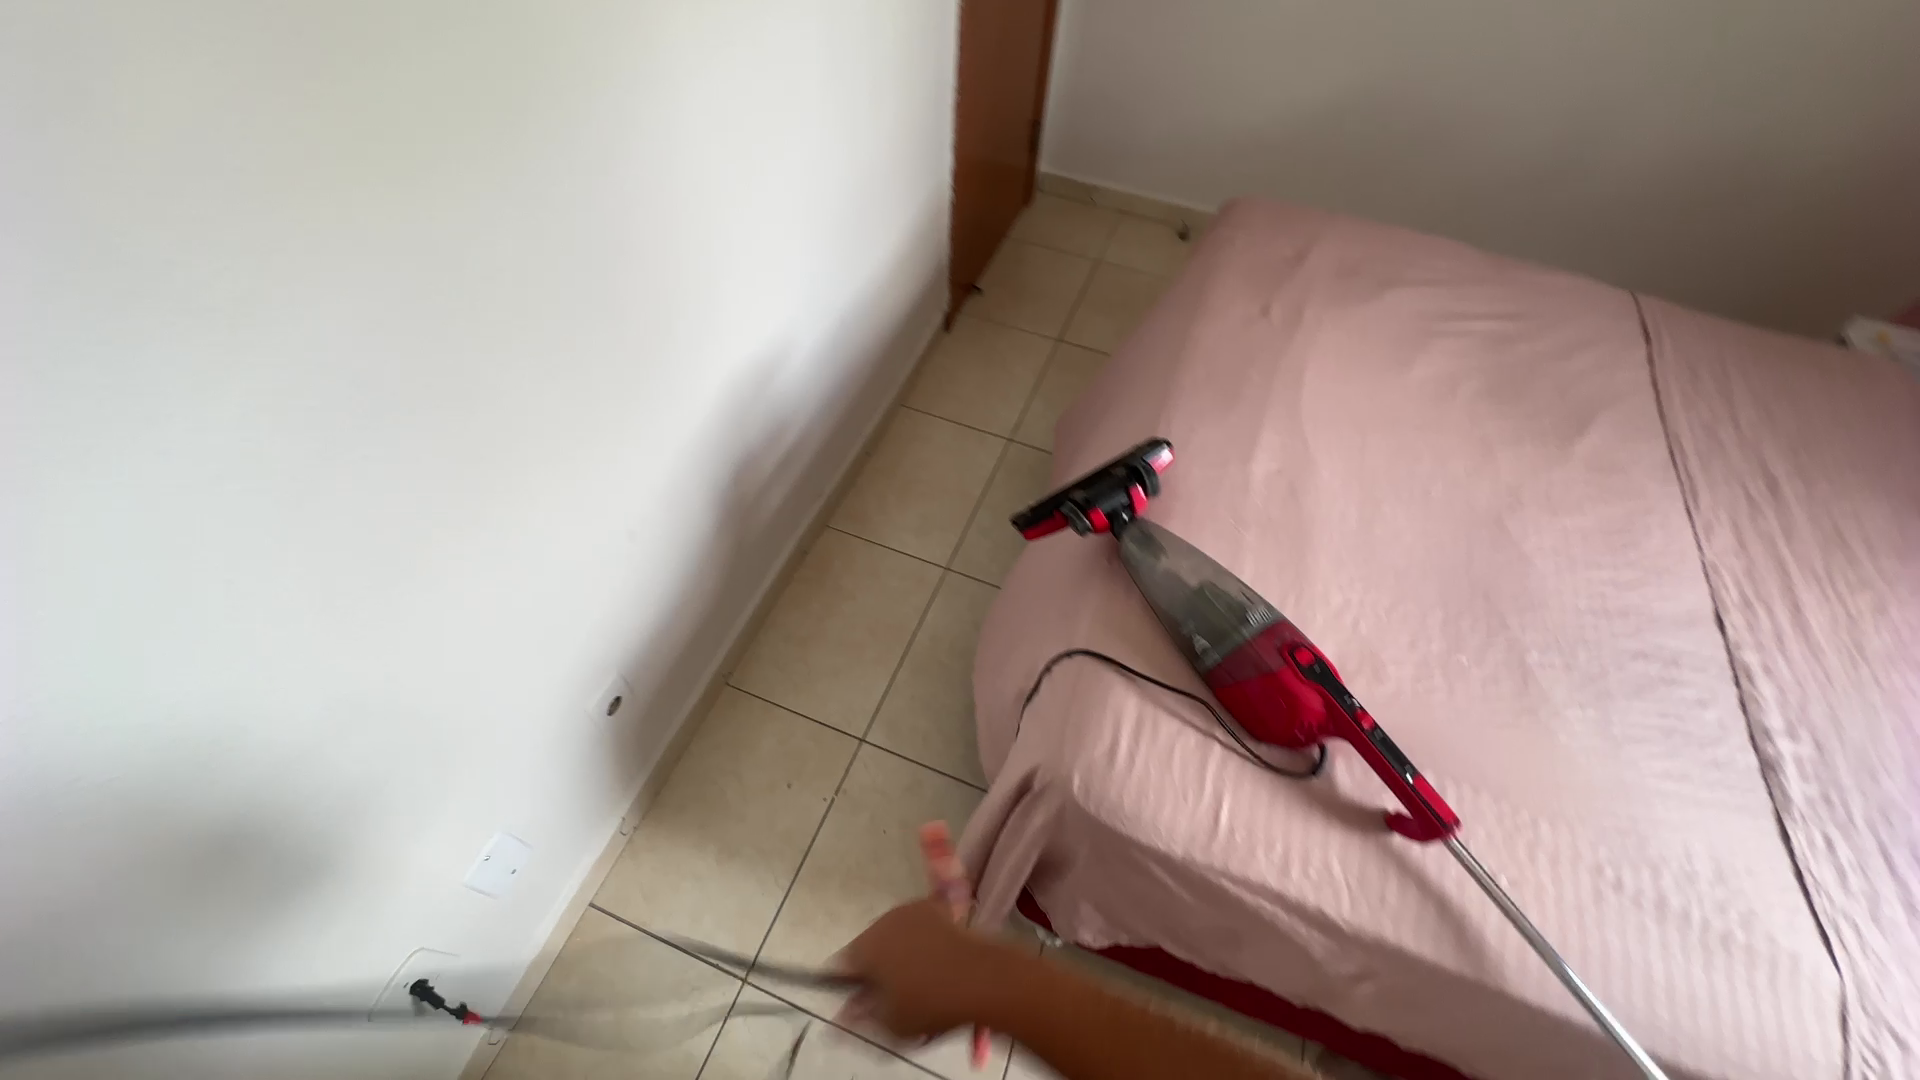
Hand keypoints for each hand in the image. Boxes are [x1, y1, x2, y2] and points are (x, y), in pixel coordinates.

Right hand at [837, 898, 1012, 1039]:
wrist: (980, 976)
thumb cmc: (929, 1003)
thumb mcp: (889, 1024)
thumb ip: (860, 1017)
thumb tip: (843, 1013)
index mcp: (865, 947)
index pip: (842, 964)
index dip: (848, 985)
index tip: (860, 1003)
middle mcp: (884, 920)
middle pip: (868, 945)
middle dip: (874, 967)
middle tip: (890, 995)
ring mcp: (911, 909)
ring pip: (893, 934)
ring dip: (897, 952)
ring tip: (916, 979)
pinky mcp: (937, 907)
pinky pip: (917, 925)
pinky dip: (920, 939)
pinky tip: (934, 960)